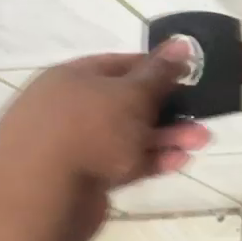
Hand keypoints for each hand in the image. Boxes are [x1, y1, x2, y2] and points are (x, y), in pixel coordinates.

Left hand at [0, 41, 210, 239]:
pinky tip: (178, 163)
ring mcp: (68, 144)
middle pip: (126, 103)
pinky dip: (148, 160)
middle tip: (200, 117)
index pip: (119, 64)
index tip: (187, 77)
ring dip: (165, 137)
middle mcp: (64, 107)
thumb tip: (181, 42)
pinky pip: (119, 162)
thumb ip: (160, 72)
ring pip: (126, 135)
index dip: (156, 68)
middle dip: (168, 110)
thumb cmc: (89, 130)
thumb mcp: (134, 94)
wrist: (41, 198)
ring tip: (200, 143)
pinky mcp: (77, 177)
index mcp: (69, 78)